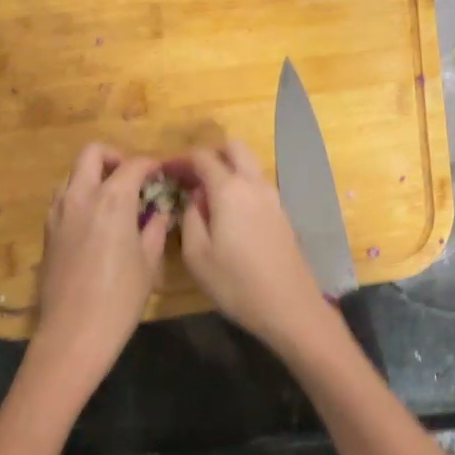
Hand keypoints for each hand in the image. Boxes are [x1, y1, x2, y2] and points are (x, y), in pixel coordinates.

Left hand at [30, 144, 169, 390]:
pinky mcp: (47, 231)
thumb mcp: (148, 263)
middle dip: (115, 158)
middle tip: (132, 179)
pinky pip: (63, 199)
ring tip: (113, 201)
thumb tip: (160, 212)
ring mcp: (58, 212)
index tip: (161, 175)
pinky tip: (96, 223)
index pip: (133, 165)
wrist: (75, 330)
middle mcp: (80, 196)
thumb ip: (155, 229)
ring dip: (93, 176)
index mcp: (111, 200)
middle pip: (92, 153)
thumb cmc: (121, 298)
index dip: (150, 166)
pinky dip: (80, 197)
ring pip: (73, 174)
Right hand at [172, 142, 332, 353]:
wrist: (289, 306)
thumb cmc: (236, 283)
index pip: (202, 157)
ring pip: (249, 166)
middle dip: (210, 155)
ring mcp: (273, 198)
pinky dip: (240, 188)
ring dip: (227, 171)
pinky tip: (229, 215)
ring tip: (207, 198)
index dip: (180, 160)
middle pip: (233, 148)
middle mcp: (254, 185)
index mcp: (229, 189)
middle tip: (190, 177)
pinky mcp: (283, 215)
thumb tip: (194, 197)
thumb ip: (190, 217)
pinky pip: (258, 186)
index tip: (165, 172)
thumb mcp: (197, 255)